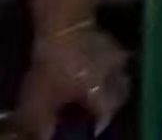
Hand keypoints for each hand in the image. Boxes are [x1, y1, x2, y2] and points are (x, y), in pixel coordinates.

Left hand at [17, 25, 130, 139]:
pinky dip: (111, 73)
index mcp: (99, 90)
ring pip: (123, 76)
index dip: (102, 123)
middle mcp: (115, 74)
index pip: (108, 110)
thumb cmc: (51, 70)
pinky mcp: (114, 46)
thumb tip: (46, 139)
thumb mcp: (38, 102)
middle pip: (122, 92)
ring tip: (100, 94)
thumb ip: (43, 125)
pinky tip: (97, 75)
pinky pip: (118, 63)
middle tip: (99, 113)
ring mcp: (117, 57)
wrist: (64, 33)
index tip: (95, 132)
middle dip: (114, 104)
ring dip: (115, 87)